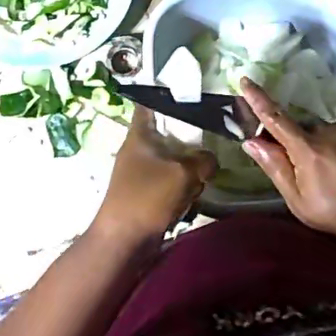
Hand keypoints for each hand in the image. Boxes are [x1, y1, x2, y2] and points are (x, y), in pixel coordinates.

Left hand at [91, 104, 217, 242]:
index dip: (168, 96)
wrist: (124, 240)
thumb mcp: (183, 172)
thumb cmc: (148, 196)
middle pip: (170, 135)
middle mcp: (138, 148)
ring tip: (194, 186)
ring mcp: (141, 171)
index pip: (150, 102)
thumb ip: (203, 160)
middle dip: (189, 146)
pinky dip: (181, 190)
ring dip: (187, 174)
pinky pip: (171, 182)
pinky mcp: (146, 192)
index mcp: (140, 133)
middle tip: (204, 154)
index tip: (192, 96)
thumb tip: (210, 159)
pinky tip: (186, 203)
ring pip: (174, 161)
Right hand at [238, 79, 335, 246]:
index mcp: (309, 150)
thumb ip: (276, 169)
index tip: (244, 80)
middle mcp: (334, 132)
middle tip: (316, 175)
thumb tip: (251, 142)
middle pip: (308, 131)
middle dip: (305, 146)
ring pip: (334, 134)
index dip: (258, 99)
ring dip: (332, 149)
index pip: (276, 118)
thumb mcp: (302, 205)